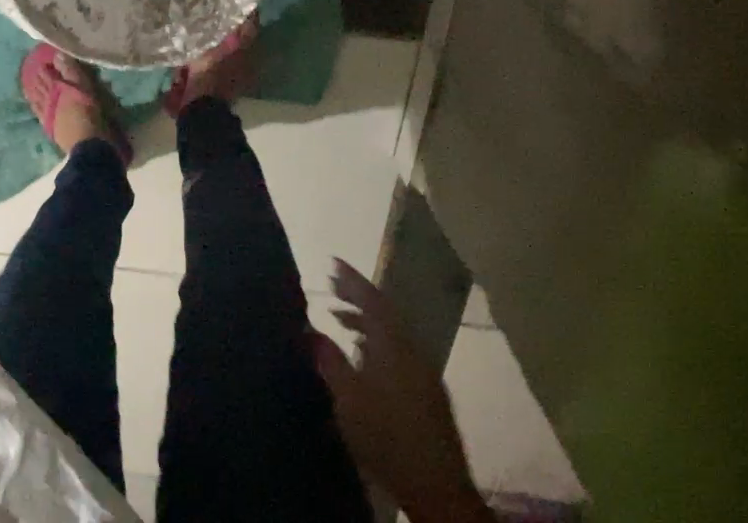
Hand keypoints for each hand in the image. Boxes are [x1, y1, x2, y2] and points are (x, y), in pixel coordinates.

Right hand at [313, 259, 489, 519]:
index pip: (372, 301)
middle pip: (385, 313)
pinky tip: (362, 353)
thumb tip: (310, 330)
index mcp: (394, 346)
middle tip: (331, 285)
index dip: (352, 280)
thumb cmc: (386, 437)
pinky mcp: (427, 391)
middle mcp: (413, 351)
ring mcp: (424, 372)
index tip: (333, 261)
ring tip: (339, 317)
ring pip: (392, 333)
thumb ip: (329, 360)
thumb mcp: (347, 398)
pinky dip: (377, 340)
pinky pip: (398, 350)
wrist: (436, 486)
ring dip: (366, 320)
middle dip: (357, 297)